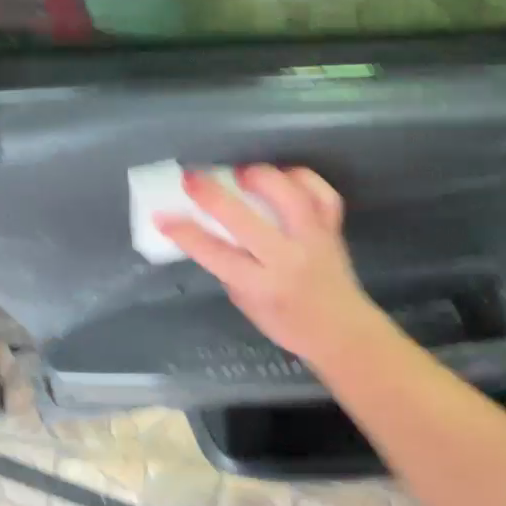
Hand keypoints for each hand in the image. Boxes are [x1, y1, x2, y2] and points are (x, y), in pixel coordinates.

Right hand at [158, 166, 389, 364]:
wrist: (342, 331)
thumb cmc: (289, 325)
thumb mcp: (248, 306)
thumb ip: (231, 271)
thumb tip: (211, 234)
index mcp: (262, 286)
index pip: (217, 254)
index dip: (185, 233)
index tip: (163, 216)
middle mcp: (288, 260)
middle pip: (245, 219)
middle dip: (213, 195)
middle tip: (192, 179)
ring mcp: (314, 241)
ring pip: (290, 196)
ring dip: (262, 176)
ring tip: (243, 173)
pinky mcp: (333, 230)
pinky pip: (323, 195)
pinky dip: (304, 179)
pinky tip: (285, 177)